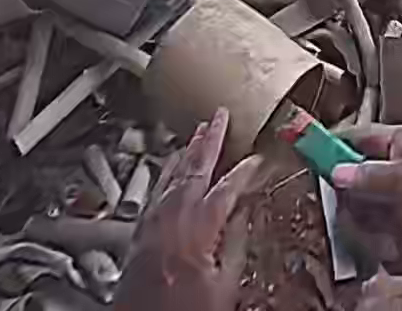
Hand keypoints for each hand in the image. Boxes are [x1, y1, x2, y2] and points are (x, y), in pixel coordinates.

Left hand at [116, 109, 261, 310]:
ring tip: (200, 129)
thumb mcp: (223, 286)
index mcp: (201, 224)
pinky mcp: (143, 226)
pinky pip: (159, 184)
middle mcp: (176, 212)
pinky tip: (174, 161)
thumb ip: (235, 244)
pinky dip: (170, 167)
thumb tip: (243, 214)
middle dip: (211, 138)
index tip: (258, 157)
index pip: (229, 186)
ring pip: (176, 170)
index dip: (246, 170)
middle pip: (198, 165)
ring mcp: (156, 217)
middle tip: (220, 115)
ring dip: (191, 148)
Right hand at [331, 124, 401, 269]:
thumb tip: (335, 172)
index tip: (315, 165)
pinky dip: (389, 251)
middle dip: (357, 209)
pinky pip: (380, 239)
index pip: (355, 138)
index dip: (334, 149)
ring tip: (392, 244)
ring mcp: (399, 200)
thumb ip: (366, 177)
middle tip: (361, 221)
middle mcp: (394, 168)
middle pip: (354, 183)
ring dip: (374, 235)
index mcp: (396, 143)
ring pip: (365, 216)